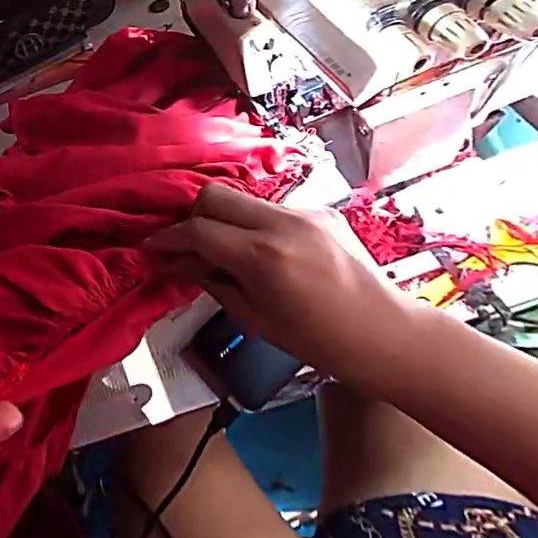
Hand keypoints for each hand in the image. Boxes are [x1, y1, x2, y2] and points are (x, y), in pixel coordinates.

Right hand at [147, 183, 420, 385]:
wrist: (386, 334)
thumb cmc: (320, 342)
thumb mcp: (257, 319)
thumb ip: (213, 283)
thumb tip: (179, 263)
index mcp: (264, 257)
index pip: (198, 230)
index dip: (168, 238)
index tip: (151, 247)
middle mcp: (282, 223)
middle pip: (215, 195)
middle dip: (191, 216)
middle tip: (185, 244)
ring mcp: (304, 212)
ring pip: (243, 198)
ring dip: (223, 219)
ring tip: (222, 250)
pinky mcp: (320, 211)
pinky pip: (270, 209)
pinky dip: (253, 225)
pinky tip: (261, 252)